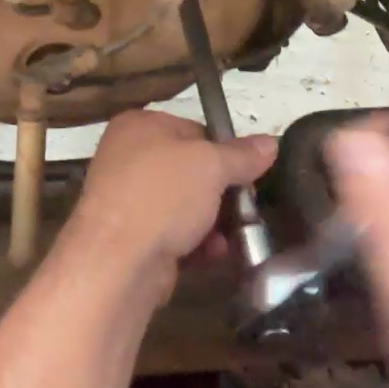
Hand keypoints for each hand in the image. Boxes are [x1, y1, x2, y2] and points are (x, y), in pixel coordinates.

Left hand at [62, 110, 277, 285]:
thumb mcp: (211, 166)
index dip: (223, 151)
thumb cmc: (162, 195)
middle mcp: (126, 157)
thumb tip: (271, 142)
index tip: (247, 173)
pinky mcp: (130, 238)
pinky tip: (212, 254)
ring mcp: (125, 199)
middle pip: (189, 171)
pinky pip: (171, 233)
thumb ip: (242, 155)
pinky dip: (194, 243)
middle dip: (220, 193)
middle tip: (245, 208)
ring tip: (233, 237)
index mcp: (138, 126)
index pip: (193, 130)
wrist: (117, 261)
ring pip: (183, 206)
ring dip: (212, 223)